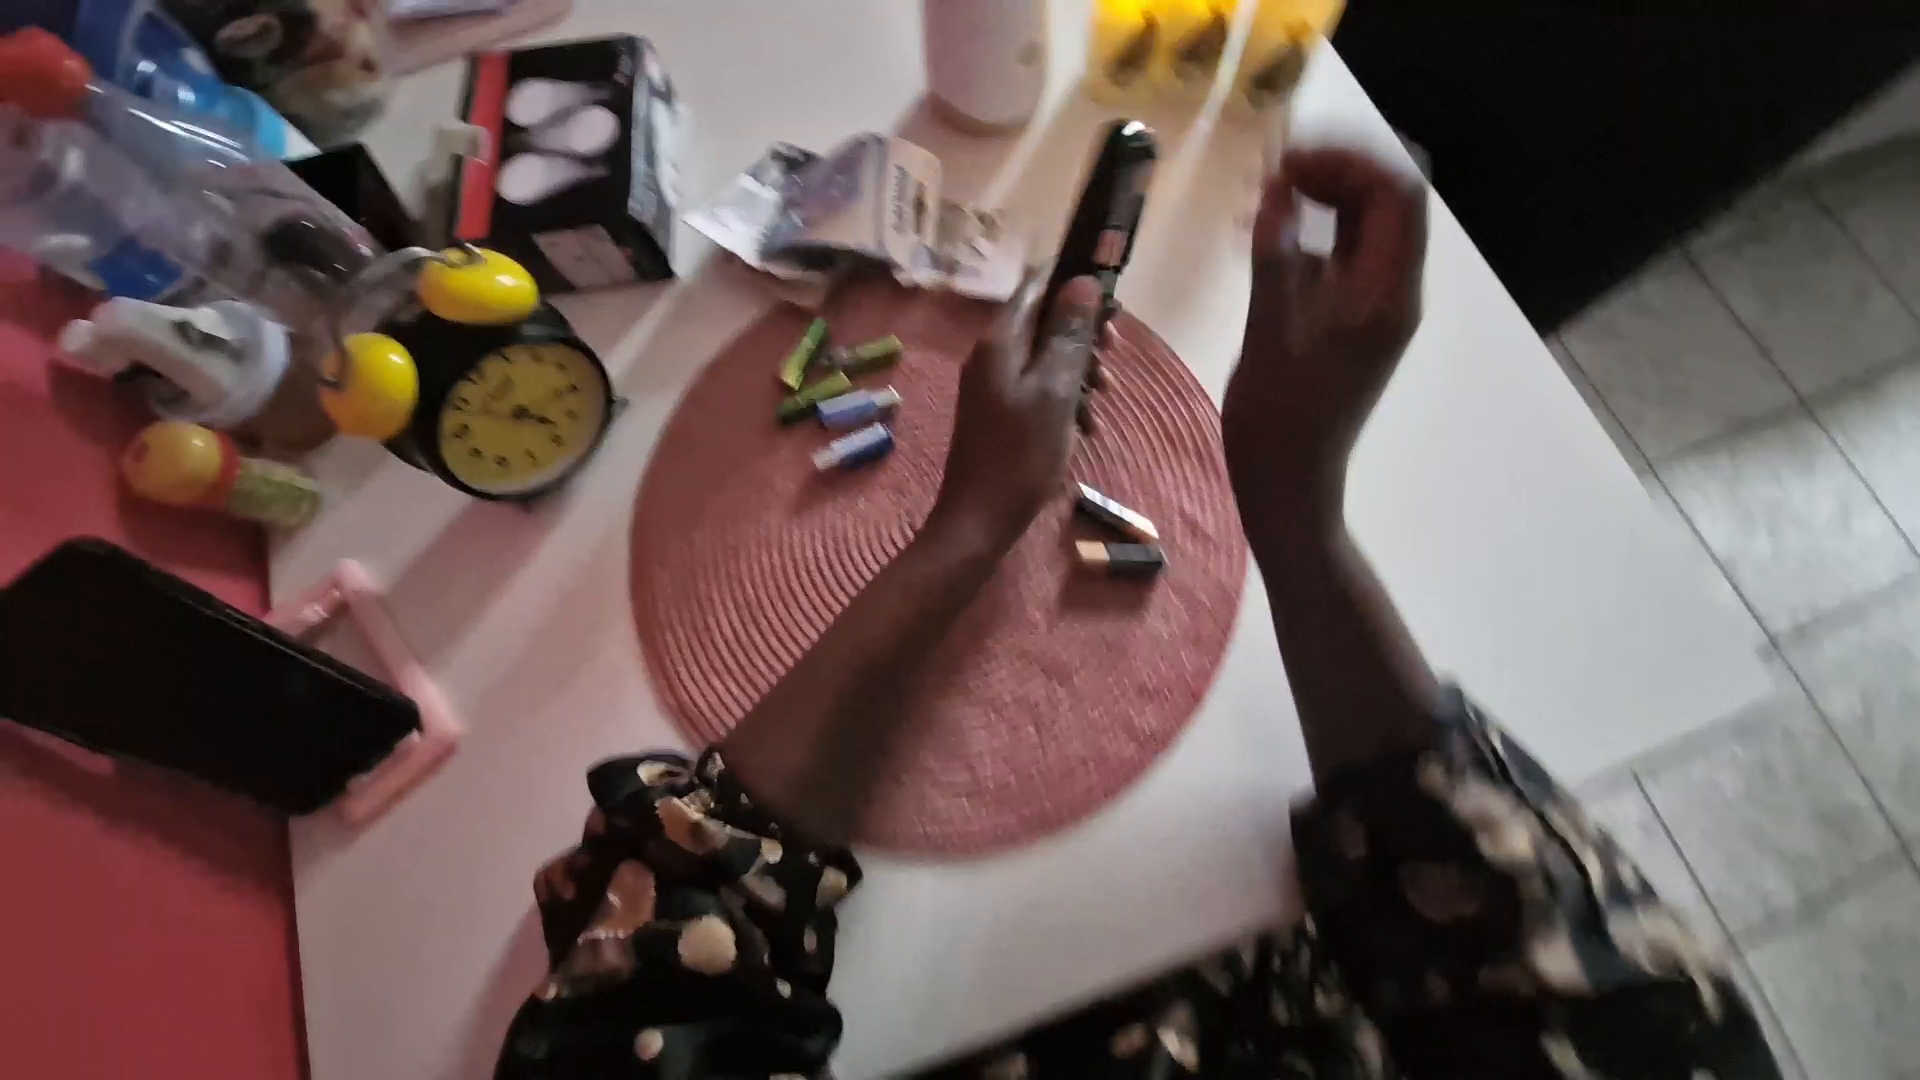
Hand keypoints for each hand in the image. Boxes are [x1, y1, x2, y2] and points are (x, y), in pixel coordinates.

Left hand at [929, 275, 1102, 550]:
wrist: (980, 519)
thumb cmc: (1021, 456)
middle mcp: (992, 355)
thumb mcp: (1054, 391)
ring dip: (1080, 375)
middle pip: (1045, 324)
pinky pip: (1038, 392)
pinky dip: (1065, 402)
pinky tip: (1085, 430)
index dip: (1075, 284)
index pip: (1037, 286)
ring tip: (1103, 403)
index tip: (1113, 302)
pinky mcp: (1000, 414)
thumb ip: (1068, 334)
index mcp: (1000, 341)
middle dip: (1084, 338)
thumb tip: (1082, 281)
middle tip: (1112, 359)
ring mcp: (994, 386)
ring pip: (1046, 360)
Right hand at [1222, 146, 1428, 534]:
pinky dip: (1307, 240)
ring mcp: (1370, 311)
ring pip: (1358, 231)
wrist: (1288, 486)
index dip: (1347, 161)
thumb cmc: (1278, 423)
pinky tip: (1265, 242)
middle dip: (1331, 175)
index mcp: (1387, 295)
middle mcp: (1391, 294)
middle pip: (1382, 205)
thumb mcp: (1271, 338)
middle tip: (1270, 175)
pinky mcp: (1346, 326)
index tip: (1286, 160)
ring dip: (1317, 204)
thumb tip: (1275, 192)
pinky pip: (1337, 263)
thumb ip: (1276, 261)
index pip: (1395, 194)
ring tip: (1261, 202)